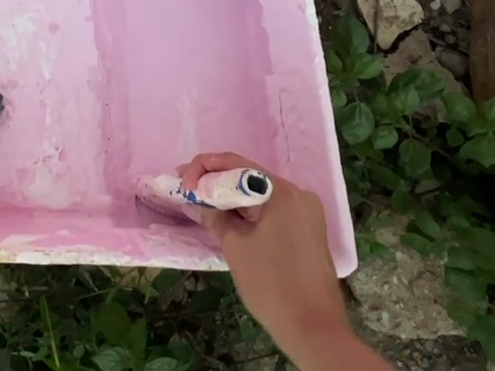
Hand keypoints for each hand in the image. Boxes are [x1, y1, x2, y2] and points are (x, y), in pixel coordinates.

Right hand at [178, 152, 388, 369]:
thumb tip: (197, 198)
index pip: (235, 164)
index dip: (202, 168)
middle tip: (187, 187)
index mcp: (281, 192)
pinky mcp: (309, 229)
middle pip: (249, 176)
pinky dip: (249, 210)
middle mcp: (298, 194)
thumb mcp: (234, 245)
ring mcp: (307, 212)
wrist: (314, 330)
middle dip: (215, 181)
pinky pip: (273, 208)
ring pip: (260, 193)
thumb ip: (214, 214)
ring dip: (231, 196)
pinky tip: (230, 217)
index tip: (181, 182)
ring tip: (203, 202)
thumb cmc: (271, 285)